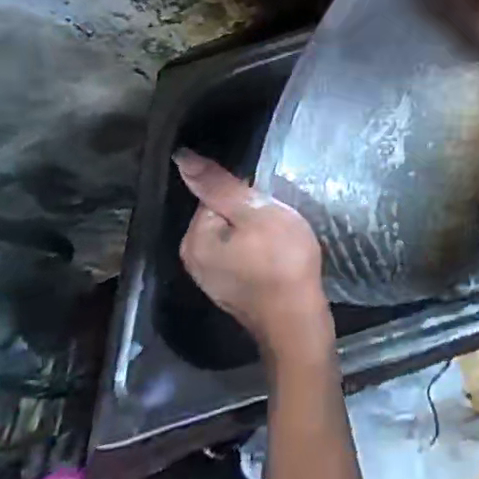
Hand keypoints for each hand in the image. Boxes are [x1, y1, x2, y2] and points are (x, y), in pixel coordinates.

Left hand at [174, 150, 332, 357]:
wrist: (297, 321)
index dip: (245, 193)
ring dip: (257, 232)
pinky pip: (244, 258)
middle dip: (250, 213)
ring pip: (235, 238)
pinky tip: (279, 257)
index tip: (268, 202)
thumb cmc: (280, 261)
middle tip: (279, 218)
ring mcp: (213, 281)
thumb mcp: (255, 212)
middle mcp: (194, 261)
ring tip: (282, 236)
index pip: (214, 196)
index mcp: (194, 239)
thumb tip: (181, 156)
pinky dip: (260, 252)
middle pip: (224, 217)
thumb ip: (218, 185)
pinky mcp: (233, 293)